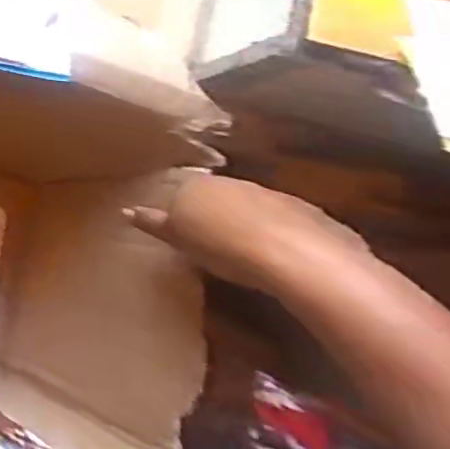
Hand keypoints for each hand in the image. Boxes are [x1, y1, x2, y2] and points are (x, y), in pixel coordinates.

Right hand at [127, 174, 368, 292]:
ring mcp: (283, 200)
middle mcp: (239, 184)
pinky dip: (292, 241)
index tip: (186, 233)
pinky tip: (292, 264)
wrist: (305, 263)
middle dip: (221, 216)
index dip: (184, 211)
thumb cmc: (225, 247)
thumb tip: (127, 210)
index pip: (183, 191)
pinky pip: (298, 229)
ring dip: (258, 227)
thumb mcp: (178, 239)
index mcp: (199, 185)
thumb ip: (154, 223)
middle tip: (218, 244)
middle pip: (224, 199)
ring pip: (261, 211)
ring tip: (256, 256)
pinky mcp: (322, 221)